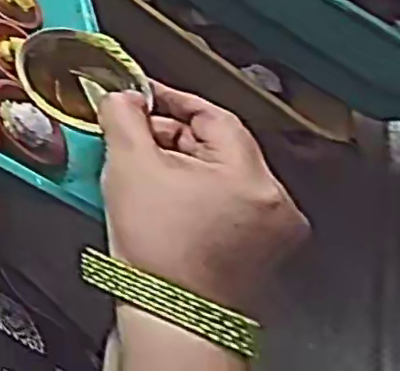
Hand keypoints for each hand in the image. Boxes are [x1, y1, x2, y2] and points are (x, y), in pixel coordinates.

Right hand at [99, 82, 308, 311]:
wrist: (171, 306)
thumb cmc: (159, 244)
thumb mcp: (128, 160)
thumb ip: (123, 114)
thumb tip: (123, 95)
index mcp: (254, 180)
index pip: (213, 114)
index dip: (169, 97)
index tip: (138, 93)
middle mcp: (276, 204)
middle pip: (214, 142)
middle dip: (165, 133)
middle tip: (128, 136)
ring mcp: (272, 229)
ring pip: (215, 169)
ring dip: (173, 159)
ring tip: (138, 171)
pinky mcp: (258, 246)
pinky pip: (220, 196)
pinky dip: (186, 186)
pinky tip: (156, 194)